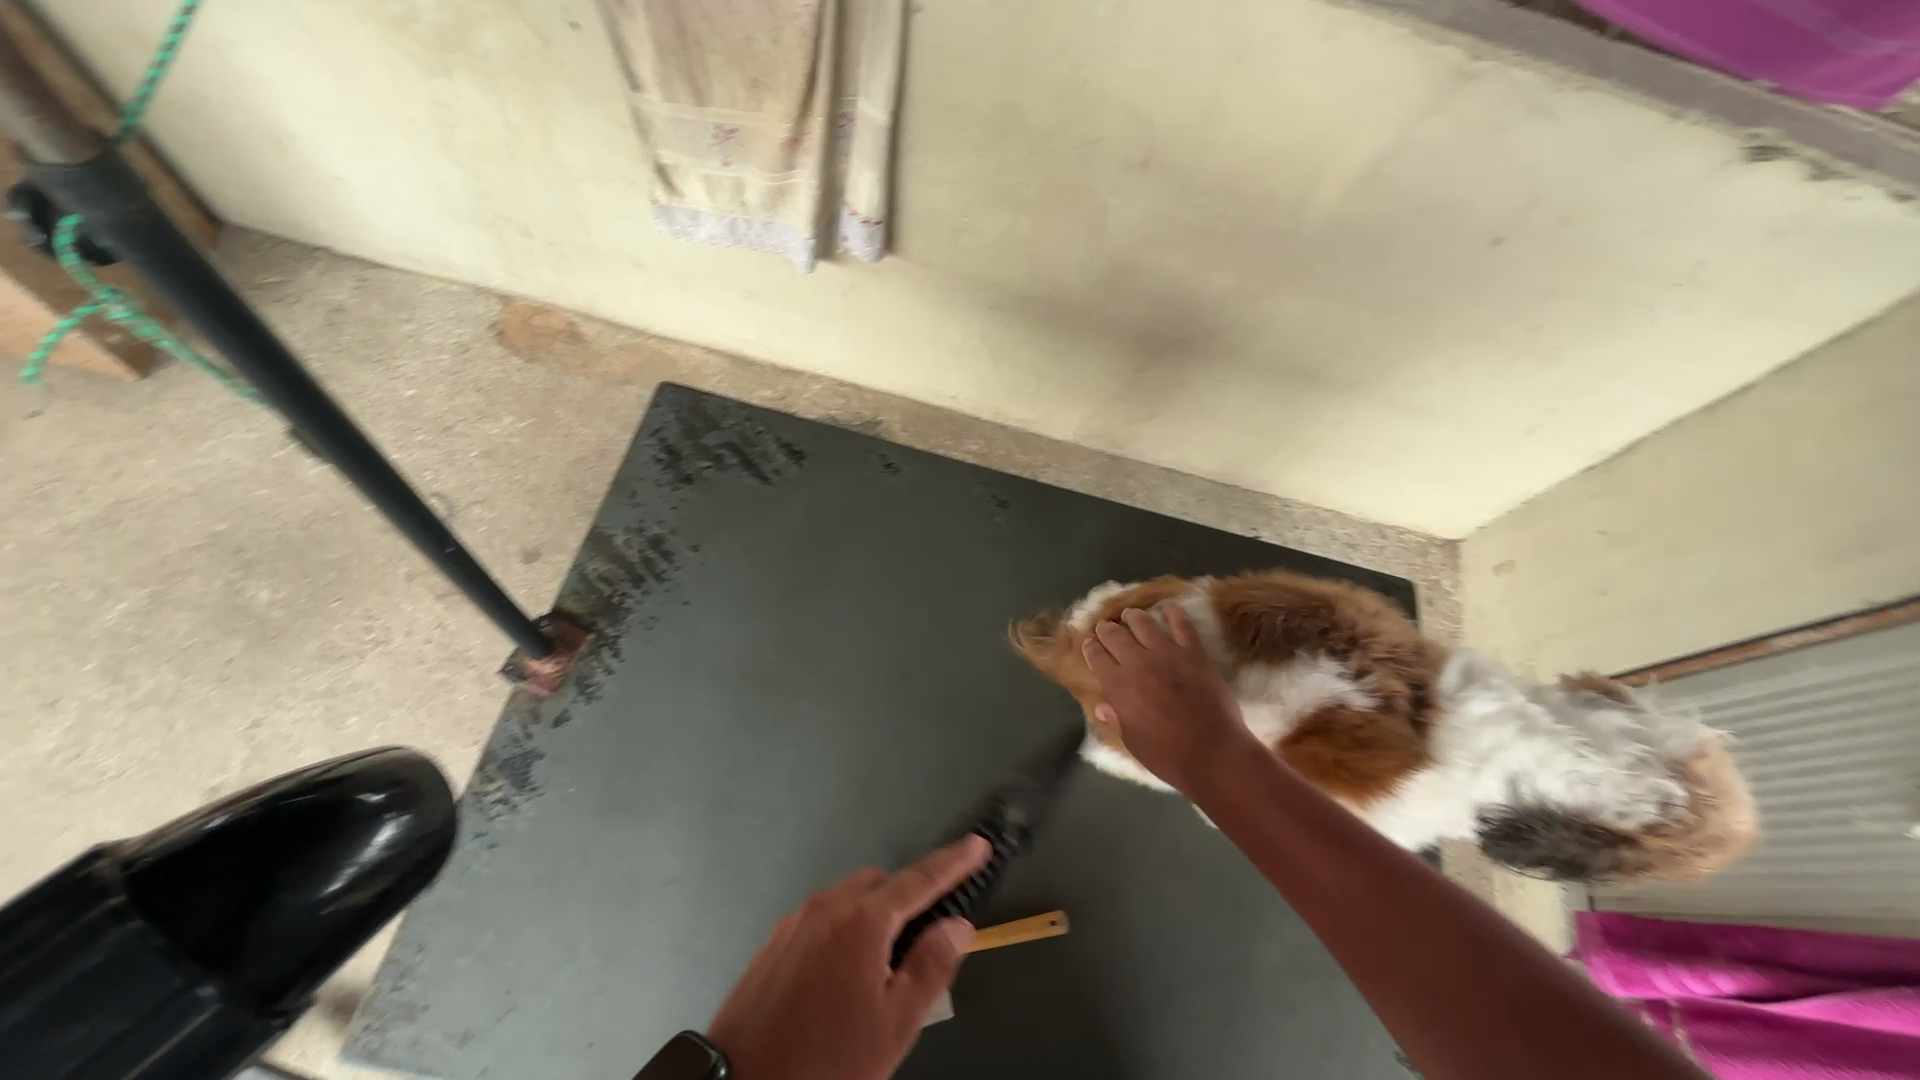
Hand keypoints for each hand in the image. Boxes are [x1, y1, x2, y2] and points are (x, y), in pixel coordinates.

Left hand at [705, 836, 989, 1079]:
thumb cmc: (827, 1057)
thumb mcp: (895, 1022)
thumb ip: (932, 966)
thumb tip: (957, 926)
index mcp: (863, 922)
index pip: (921, 879)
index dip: (954, 861)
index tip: (976, 845)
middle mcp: (828, 907)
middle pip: (881, 882)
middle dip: (908, 897)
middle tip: (923, 939)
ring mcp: (797, 921)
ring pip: (850, 898)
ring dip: (874, 914)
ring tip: (881, 969)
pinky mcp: (776, 940)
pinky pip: (823, 917)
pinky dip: (845, 929)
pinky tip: (843, 975)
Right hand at [1082, 605, 1254, 792]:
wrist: (1212, 752)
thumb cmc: (1167, 755)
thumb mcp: (1132, 741)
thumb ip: (1116, 719)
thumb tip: (1103, 706)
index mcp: (1117, 685)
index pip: (1096, 657)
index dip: (1090, 648)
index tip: (1089, 644)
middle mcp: (1137, 662)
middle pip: (1115, 635)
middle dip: (1107, 629)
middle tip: (1106, 627)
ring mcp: (1167, 653)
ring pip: (1143, 623)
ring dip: (1133, 616)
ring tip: (1130, 615)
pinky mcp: (1194, 652)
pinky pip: (1182, 624)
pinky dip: (1173, 613)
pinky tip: (1168, 609)